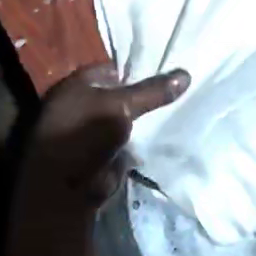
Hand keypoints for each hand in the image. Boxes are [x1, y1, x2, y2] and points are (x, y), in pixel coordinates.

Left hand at [17, 63, 189, 211]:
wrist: (68, 185)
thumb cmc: (86, 133)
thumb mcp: (122, 106)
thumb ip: (152, 92)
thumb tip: (186, 74)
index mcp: (76, 85)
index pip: (113, 69)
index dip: (139, 70)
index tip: (169, 72)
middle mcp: (81, 105)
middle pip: (122, 95)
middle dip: (146, 96)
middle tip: (179, 92)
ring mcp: (92, 131)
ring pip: (128, 118)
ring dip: (147, 119)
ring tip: (180, 110)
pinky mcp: (104, 153)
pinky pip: (130, 140)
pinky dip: (143, 139)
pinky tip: (167, 134)